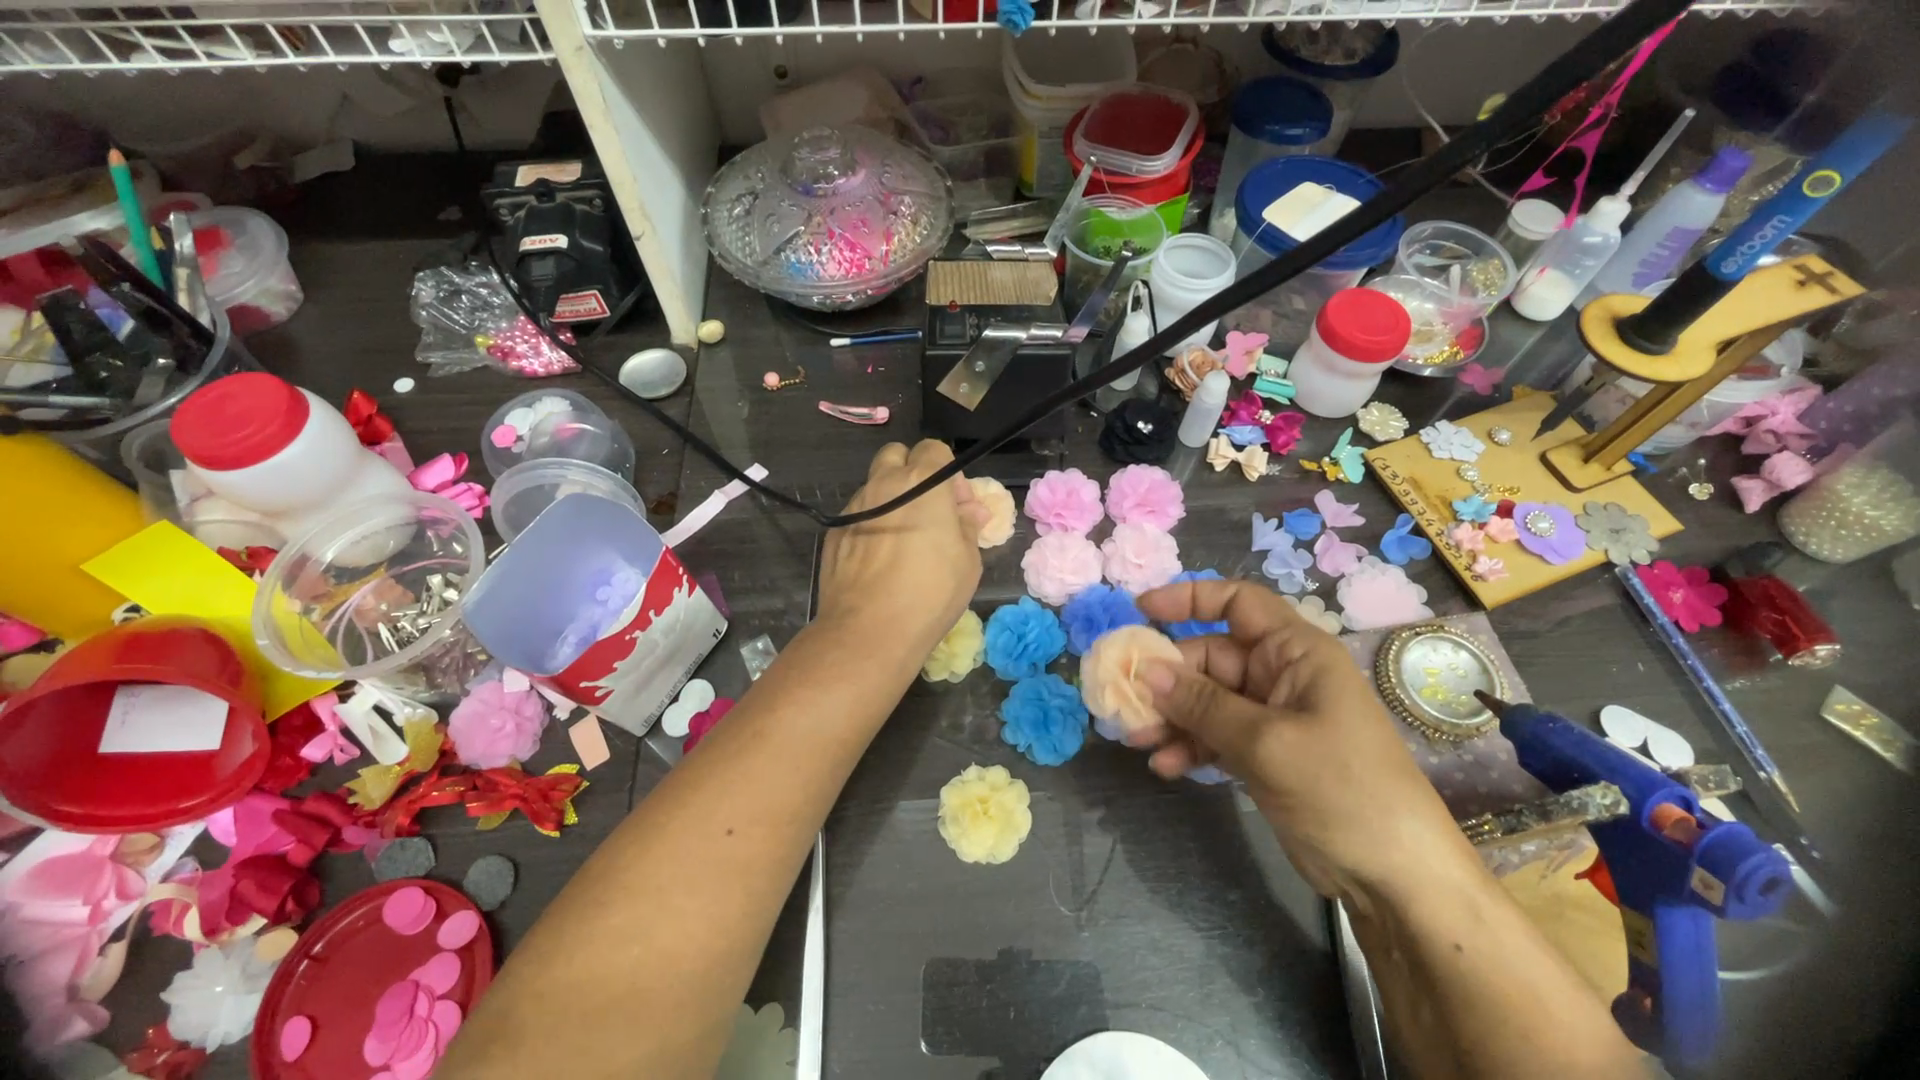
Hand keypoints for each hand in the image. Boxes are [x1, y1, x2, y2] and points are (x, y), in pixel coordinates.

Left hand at [818, 441, 987, 655]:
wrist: (869, 630)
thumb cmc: (930, 592)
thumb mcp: (967, 561)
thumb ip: (968, 527)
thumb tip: (970, 512)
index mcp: (921, 483)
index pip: (934, 450)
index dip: (950, 474)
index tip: (958, 507)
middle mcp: (882, 484)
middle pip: (896, 456)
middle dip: (913, 473)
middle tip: (928, 511)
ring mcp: (853, 508)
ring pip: (874, 487)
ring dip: (891, 501)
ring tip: (904, 542)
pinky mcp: (833, 533)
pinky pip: (857, 516)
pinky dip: (871, 526)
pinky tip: (880, 561)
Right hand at [1134, 578, 1472, 899]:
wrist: (1392, 871)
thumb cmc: (1341, 787)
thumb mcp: (1266, 741)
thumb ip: (1202, 704)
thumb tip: (1145, 669)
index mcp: (1296, 652)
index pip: (1238, 603)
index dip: (1189, 599)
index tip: (1141, 611)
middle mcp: (1282, 676)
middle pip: (1210, 658)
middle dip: (1168, 680)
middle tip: (1127, 706)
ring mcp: (1273, 717)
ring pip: (1206, 701)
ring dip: (1172, 718)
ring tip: (1139, 743)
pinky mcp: (1265, 755)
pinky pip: (1215, 736)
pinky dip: (1190, 747)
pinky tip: (1167, 768)